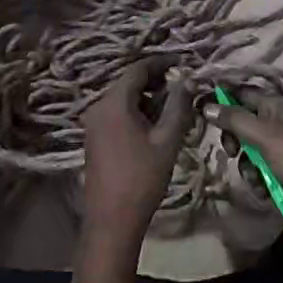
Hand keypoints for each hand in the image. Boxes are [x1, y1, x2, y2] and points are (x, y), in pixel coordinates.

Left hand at [79, 57, 189, 245]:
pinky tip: (155, 125)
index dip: (161, 63)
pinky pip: (117, 113)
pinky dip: (136, 111)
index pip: (138, 69)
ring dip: (148, 98)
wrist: (112, 220)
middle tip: (183, 87)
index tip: (183, 63)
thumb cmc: (142, 177)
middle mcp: (98, 107)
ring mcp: (93, 123)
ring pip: (124, 99)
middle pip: (129, 82)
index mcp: (114, 102)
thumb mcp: (167, 139)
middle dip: (157, 81)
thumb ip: (179, 105)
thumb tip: (189, 79)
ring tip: (174, 107)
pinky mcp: (95, 138)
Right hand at [202, 94, 282, 226]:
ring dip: (247, 166)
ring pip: (249, 151)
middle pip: (242, 123)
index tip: (200, 111)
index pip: (241, 93)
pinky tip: (264, 190)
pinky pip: (260, 170)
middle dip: (234, 140)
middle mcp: (276, 121)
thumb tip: (207, 104)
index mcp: (275, 105)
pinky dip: (259, 180)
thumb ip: (235, 120)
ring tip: (255, 178)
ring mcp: (281, 147)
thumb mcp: (264, 136)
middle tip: (233, 152)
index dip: (222, 100)